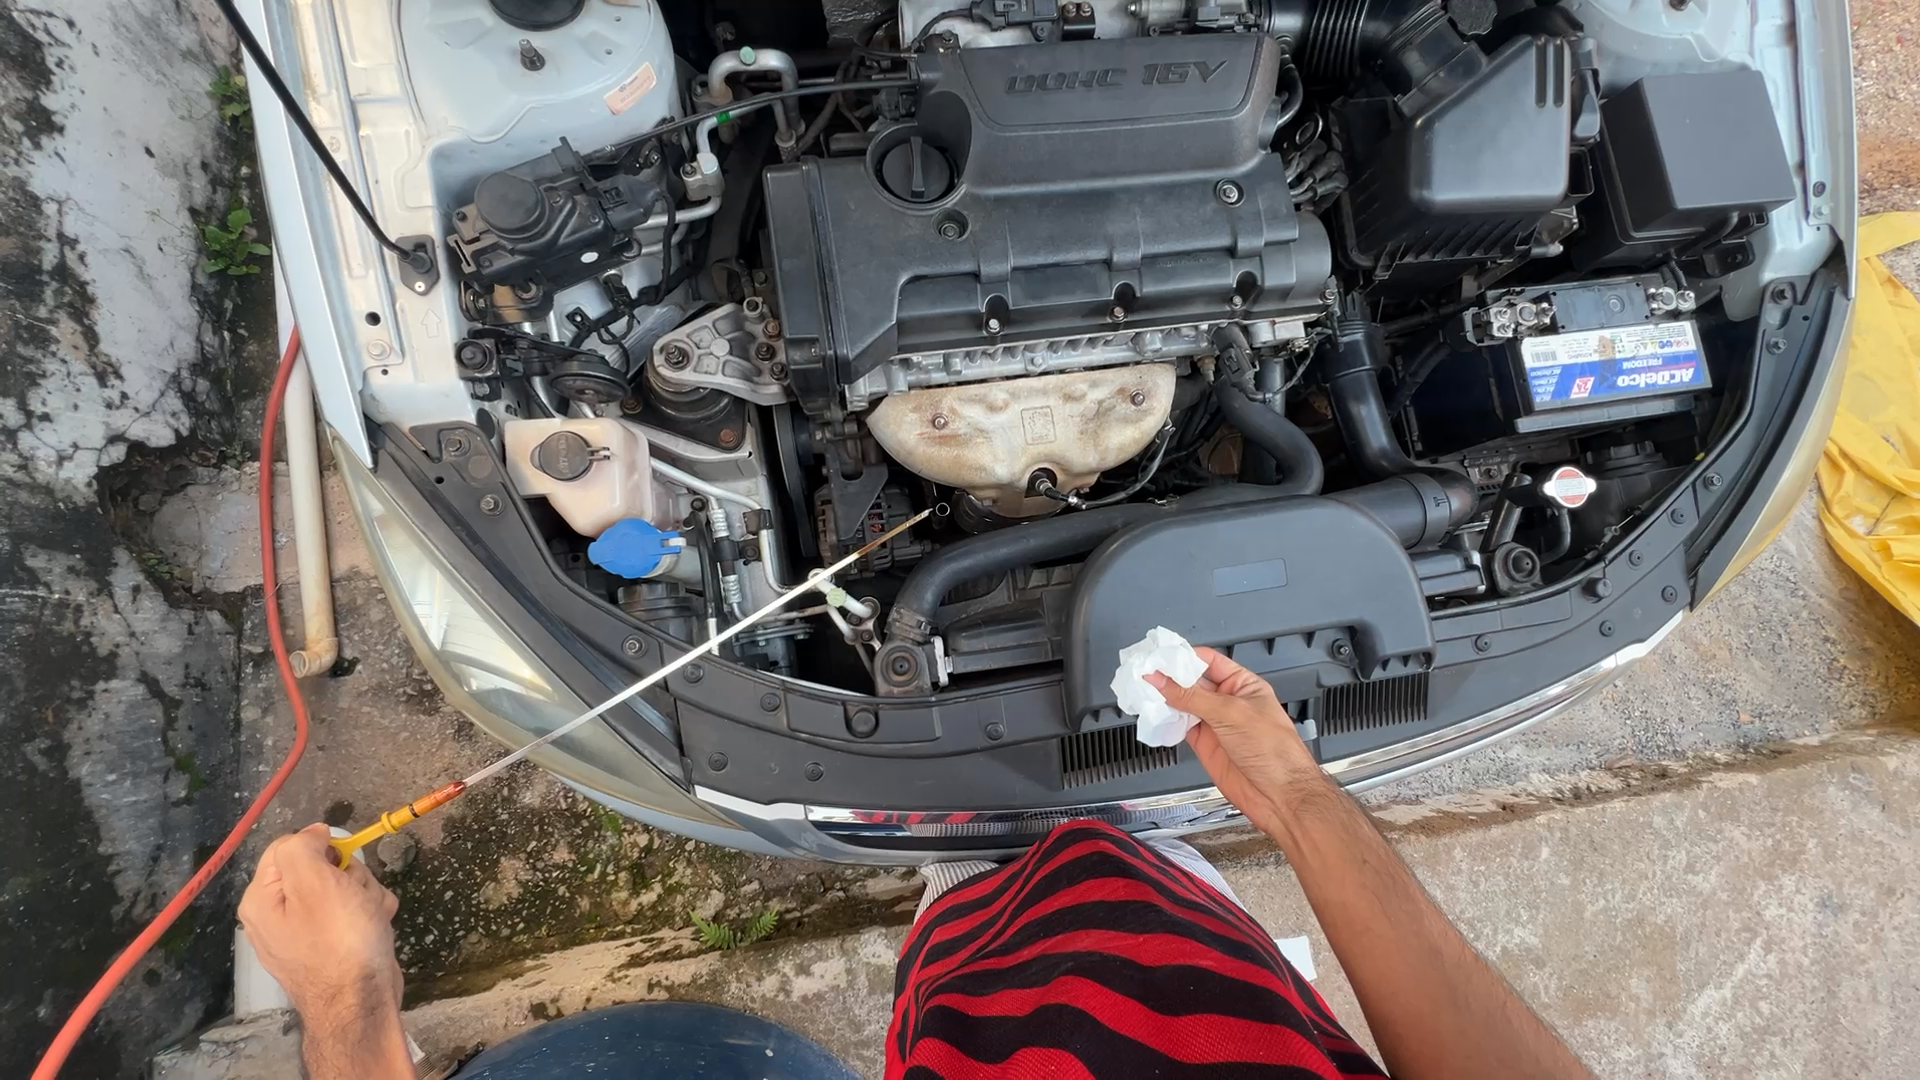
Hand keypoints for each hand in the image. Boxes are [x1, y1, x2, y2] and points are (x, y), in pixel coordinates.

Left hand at [237, 824, 403, 1024]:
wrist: (359, 994)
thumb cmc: (338, 937)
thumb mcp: (316, 885)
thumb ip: (303, 850)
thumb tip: (311, 832)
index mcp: (263, 897)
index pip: (291, 845)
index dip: (325, 846)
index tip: (342, 863)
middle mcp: (278, 911)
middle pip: (325, 865)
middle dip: (352, 873)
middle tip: (355, 895)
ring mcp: (305, 927)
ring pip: (347, 884)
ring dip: (367, 892)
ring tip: (367, 915)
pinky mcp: (331, 938)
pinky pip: (355, 908)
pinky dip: (371, 911)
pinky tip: (372, 926)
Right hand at [1147, 648, 1325, 833]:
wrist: (1280, 796)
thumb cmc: (1275, 751)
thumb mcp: (1230, 713)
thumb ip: (1192, 696)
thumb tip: (1162, 680)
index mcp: (1243, 684)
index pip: (1208, 661)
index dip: (1184, 657)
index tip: (1160, 655)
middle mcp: (1228, 701)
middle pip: (1192, 681)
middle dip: (1169, 677)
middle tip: (1146, 671)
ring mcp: (1215, 722)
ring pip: (1182, 703)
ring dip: (1164, 698)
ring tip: (1144, 690)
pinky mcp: (1204, 742)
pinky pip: (1180, 725)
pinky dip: (1166, 719)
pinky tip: (1155, 714)